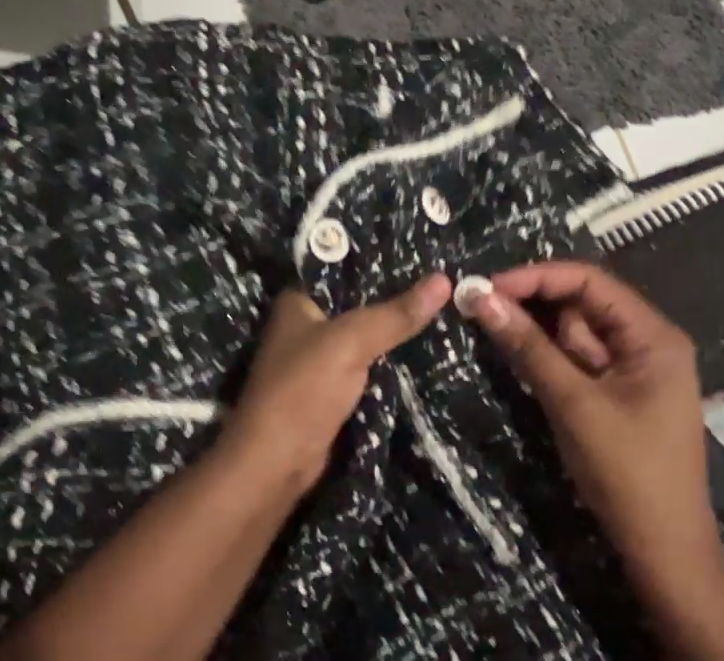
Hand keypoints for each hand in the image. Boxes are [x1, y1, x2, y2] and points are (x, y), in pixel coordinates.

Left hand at [223, 275, 451, 495]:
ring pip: (366, 340)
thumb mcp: (351, 342)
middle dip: (396, 302)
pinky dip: (390, 366)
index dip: (382, 264)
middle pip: (358, 307)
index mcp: (297, 302)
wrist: (276, 464)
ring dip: (396, 336)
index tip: (428, 259)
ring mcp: (317, 362)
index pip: (344, 272)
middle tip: (447, 287)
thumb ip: (394, 314)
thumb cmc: (303, 390)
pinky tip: (427, 355)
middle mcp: (305, 326)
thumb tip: (444, 280)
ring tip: (447, 314)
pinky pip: (368, 370)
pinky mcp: (330, 393)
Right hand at [467, 262, 722, 589]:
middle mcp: (647, 342)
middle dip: (532, 302)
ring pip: (575, 331)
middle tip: (477, 306)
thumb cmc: (627, 473)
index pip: (589, 281)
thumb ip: (528, 347)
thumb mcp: (573, 404)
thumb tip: (481, 297)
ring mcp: (634, 369)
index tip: (486, 287)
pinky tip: (514, 354)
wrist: (663, 552)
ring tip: (488, 325)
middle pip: (582, 302)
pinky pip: (577, 360)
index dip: (536, 277)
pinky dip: (547, 355)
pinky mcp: (618, 393)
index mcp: (653, 335)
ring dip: (535, 329)